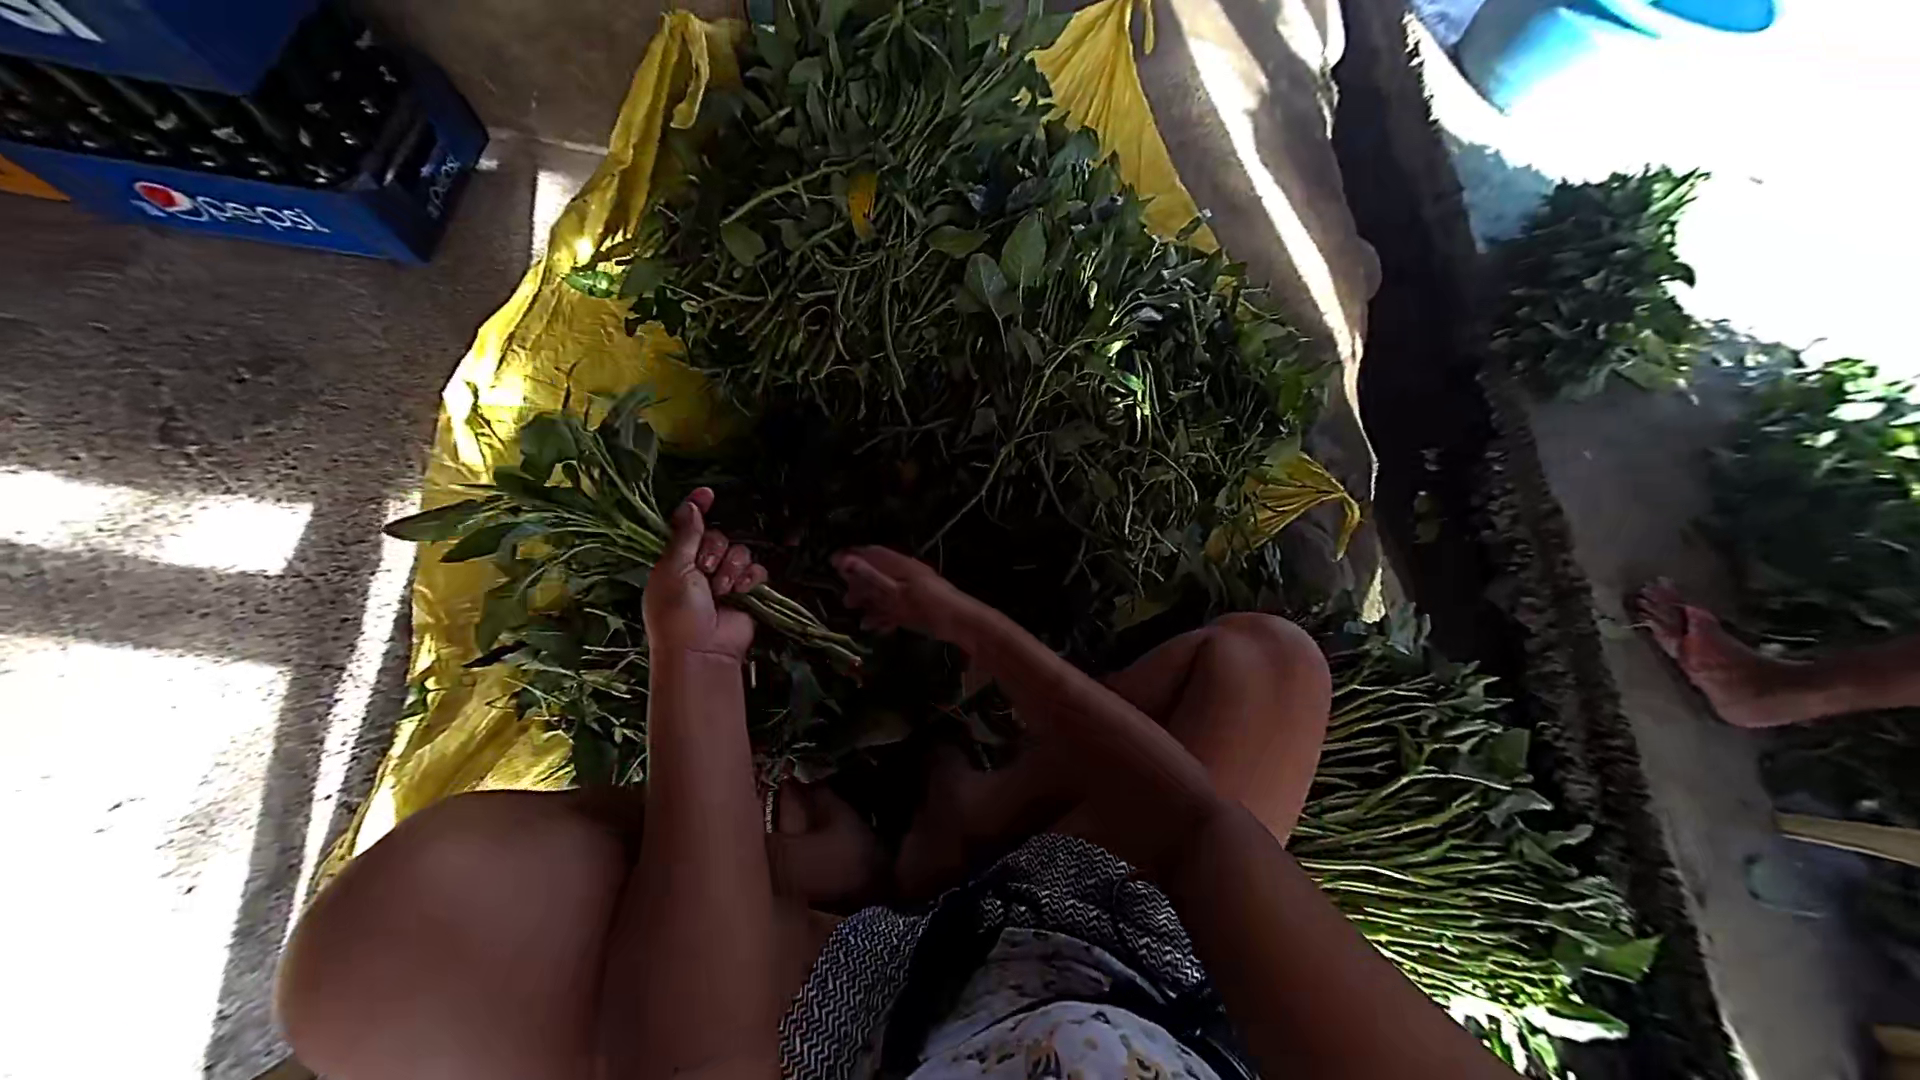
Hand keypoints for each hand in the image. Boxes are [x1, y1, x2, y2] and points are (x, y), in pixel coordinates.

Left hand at [644, 488, 768, 663]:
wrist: (703, 650)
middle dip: (714, 552)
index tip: (708, 494)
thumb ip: (685, 535)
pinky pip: (756, 570)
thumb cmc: (677, 613)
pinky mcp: (747, 591)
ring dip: (732, 568)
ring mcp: (724, 579)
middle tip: (705, 571)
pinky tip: (741, 590)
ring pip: (739, 552)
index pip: (688, 525)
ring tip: (723, 589)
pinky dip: (751, 578)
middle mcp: (700, 567)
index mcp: (675, 560)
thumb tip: (690, 505)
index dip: (697, 508)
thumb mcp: (674, 569)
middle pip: (718, 537)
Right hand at [831, 545, 989, 647]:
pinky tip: (876, 626)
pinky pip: (897, 606)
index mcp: (900, 565)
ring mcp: (914, 589)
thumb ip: (871, 578)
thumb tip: (846, 561)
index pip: (871, 553)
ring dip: (870, 601)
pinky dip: (884, 613)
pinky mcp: (920, 605)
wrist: (962, 624)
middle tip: (845, 599)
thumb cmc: (927, 607)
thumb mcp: (895, 594)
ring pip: (886, 591)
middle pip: (878, 573)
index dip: (851, 557)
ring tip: (855, 612)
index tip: (832, 564)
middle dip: (859, 584)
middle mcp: (907, 573)